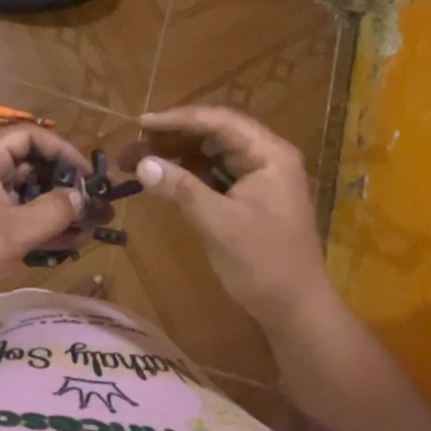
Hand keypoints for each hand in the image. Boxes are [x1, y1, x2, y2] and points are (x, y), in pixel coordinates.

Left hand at [0, 125, 90, 326]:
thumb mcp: (15, 232)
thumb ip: (54, 210)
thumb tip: (82, 197)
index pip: (28, 136)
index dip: (62, 151)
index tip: (88, 175)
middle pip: (29, 164)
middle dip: (63, 184)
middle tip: (95, 205)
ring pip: (26, 194)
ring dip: (57, 209)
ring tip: (91, 227)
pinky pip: (17, 216)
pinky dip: (41, 226)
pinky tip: (71, 242)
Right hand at [131, 106, 329, 320]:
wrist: (296, 312)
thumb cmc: (264, 263)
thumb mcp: (219, 223)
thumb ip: (181, 189)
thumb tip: (142, 164)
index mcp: (269, 153)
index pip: (219, 121)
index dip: (179, 119)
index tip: (142, 122)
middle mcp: (266, 157)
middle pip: (214, 133)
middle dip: (173, 137)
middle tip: (134, 143)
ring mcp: (259, 177)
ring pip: (211, 153)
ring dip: (177, 154)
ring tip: (139, 158)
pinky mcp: (249, 197)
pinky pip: (214, 173)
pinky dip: (188, 173)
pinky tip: (162, 177)